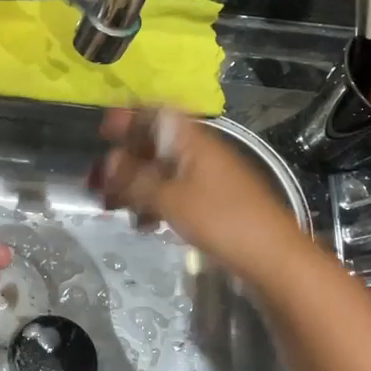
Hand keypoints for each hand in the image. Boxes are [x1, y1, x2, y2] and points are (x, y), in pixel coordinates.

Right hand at [91, 109, 310, 282]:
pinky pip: (173, 192)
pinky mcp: (210, 201)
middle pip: (154, 145)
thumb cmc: (222, 220)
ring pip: (161, 171)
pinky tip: (142, 224)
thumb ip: (135, 179)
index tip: (103, 132)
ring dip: (134, 186)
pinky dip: (153, 202)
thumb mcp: (169, 200)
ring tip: (113, 207)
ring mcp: (206, 177)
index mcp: (192, 142)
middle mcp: (199, 153)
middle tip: (98, 181)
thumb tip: (108, 161)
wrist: (272, 256)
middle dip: (123, 161)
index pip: (157, 114)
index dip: (129, 117)